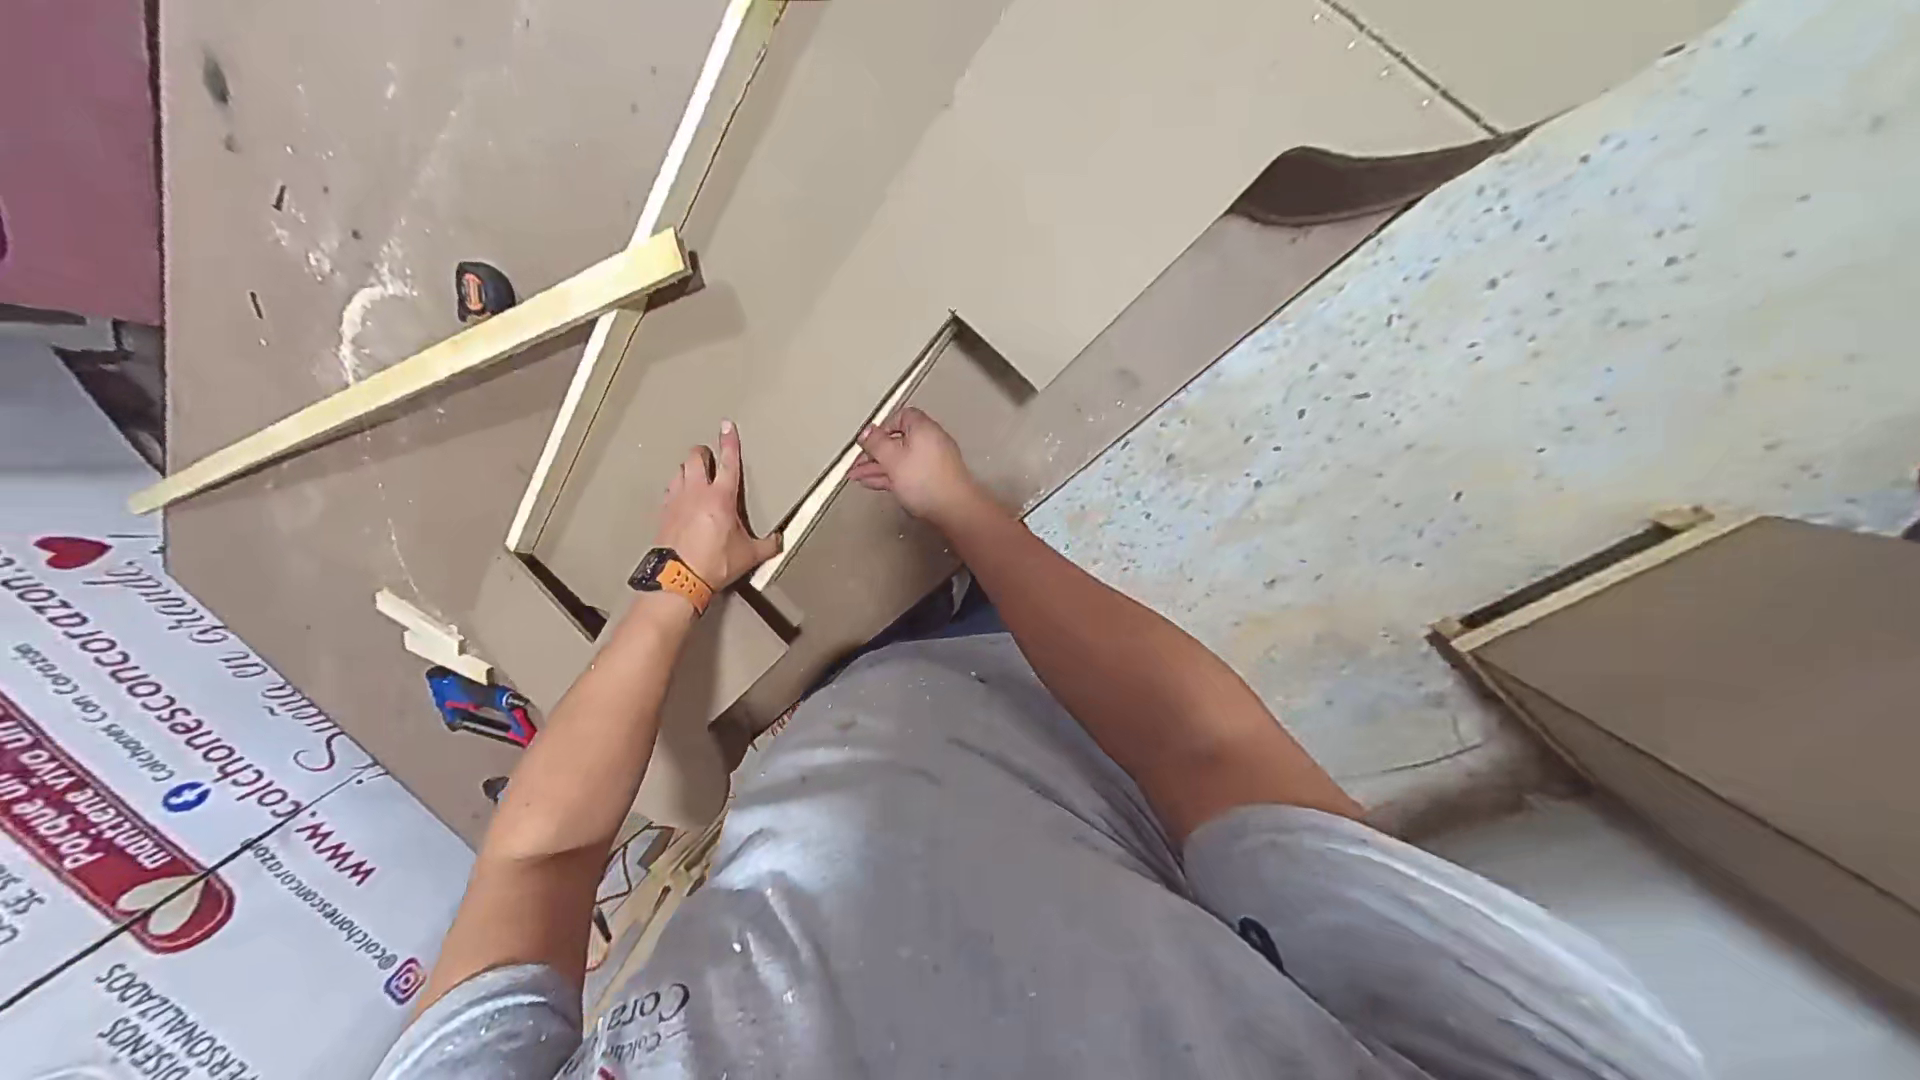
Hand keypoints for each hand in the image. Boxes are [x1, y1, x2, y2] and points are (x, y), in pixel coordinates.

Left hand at [654, 420, 781, 589]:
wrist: (679, 579)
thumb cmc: (713, 563)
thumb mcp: (749, 555)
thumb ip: (768, 544)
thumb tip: (778, 541)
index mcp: (721, 497)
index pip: (728, 461)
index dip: (729, 441)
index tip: (727, 426)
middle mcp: (696, 493)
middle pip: (696, 457)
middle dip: (704, 453)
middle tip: (710, 455)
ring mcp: (676, 501)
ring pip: (679, 470)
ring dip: (688, 468)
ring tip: (695, 473)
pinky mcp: (663, 514)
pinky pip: (669, 491)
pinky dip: (676, 488)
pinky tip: (680, 497)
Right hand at [849, 407, 993, 527]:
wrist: (954, 508)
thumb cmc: (927, 481)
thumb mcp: (892, 459)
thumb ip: (876, 443)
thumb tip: (867, 431)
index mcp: (923, 428)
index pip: (900, 417)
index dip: (882, 427)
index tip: (868, 439)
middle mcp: (931, 441)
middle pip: (898, 440)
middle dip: (875, 452)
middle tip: (858, 462)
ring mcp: (933, 461)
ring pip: (900, 459)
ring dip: (878, 467)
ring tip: (858, 477)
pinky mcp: (934, 479)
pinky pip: (908, 472)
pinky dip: (891, 476)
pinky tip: (875, 483)